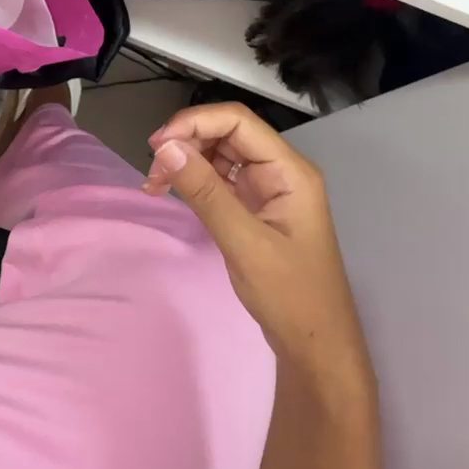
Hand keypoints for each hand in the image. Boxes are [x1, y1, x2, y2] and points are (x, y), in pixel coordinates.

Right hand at [143, 103, 372, 383]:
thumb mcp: (244, 243)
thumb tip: (165, 148)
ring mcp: (266, 189)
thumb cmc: (291, 295)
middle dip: (186, 141)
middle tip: (152, 169)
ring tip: (155, 183)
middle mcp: (279, 171)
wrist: (316, 347)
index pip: (237, 122)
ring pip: (218, 153)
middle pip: (226, 133)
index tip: (158, 146)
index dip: (194, 123)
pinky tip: (170, 190)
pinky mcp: (252, 207)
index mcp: (289, 171)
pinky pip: (218, 178)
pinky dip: (192, 179)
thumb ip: (205, 192)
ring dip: (185, 160)